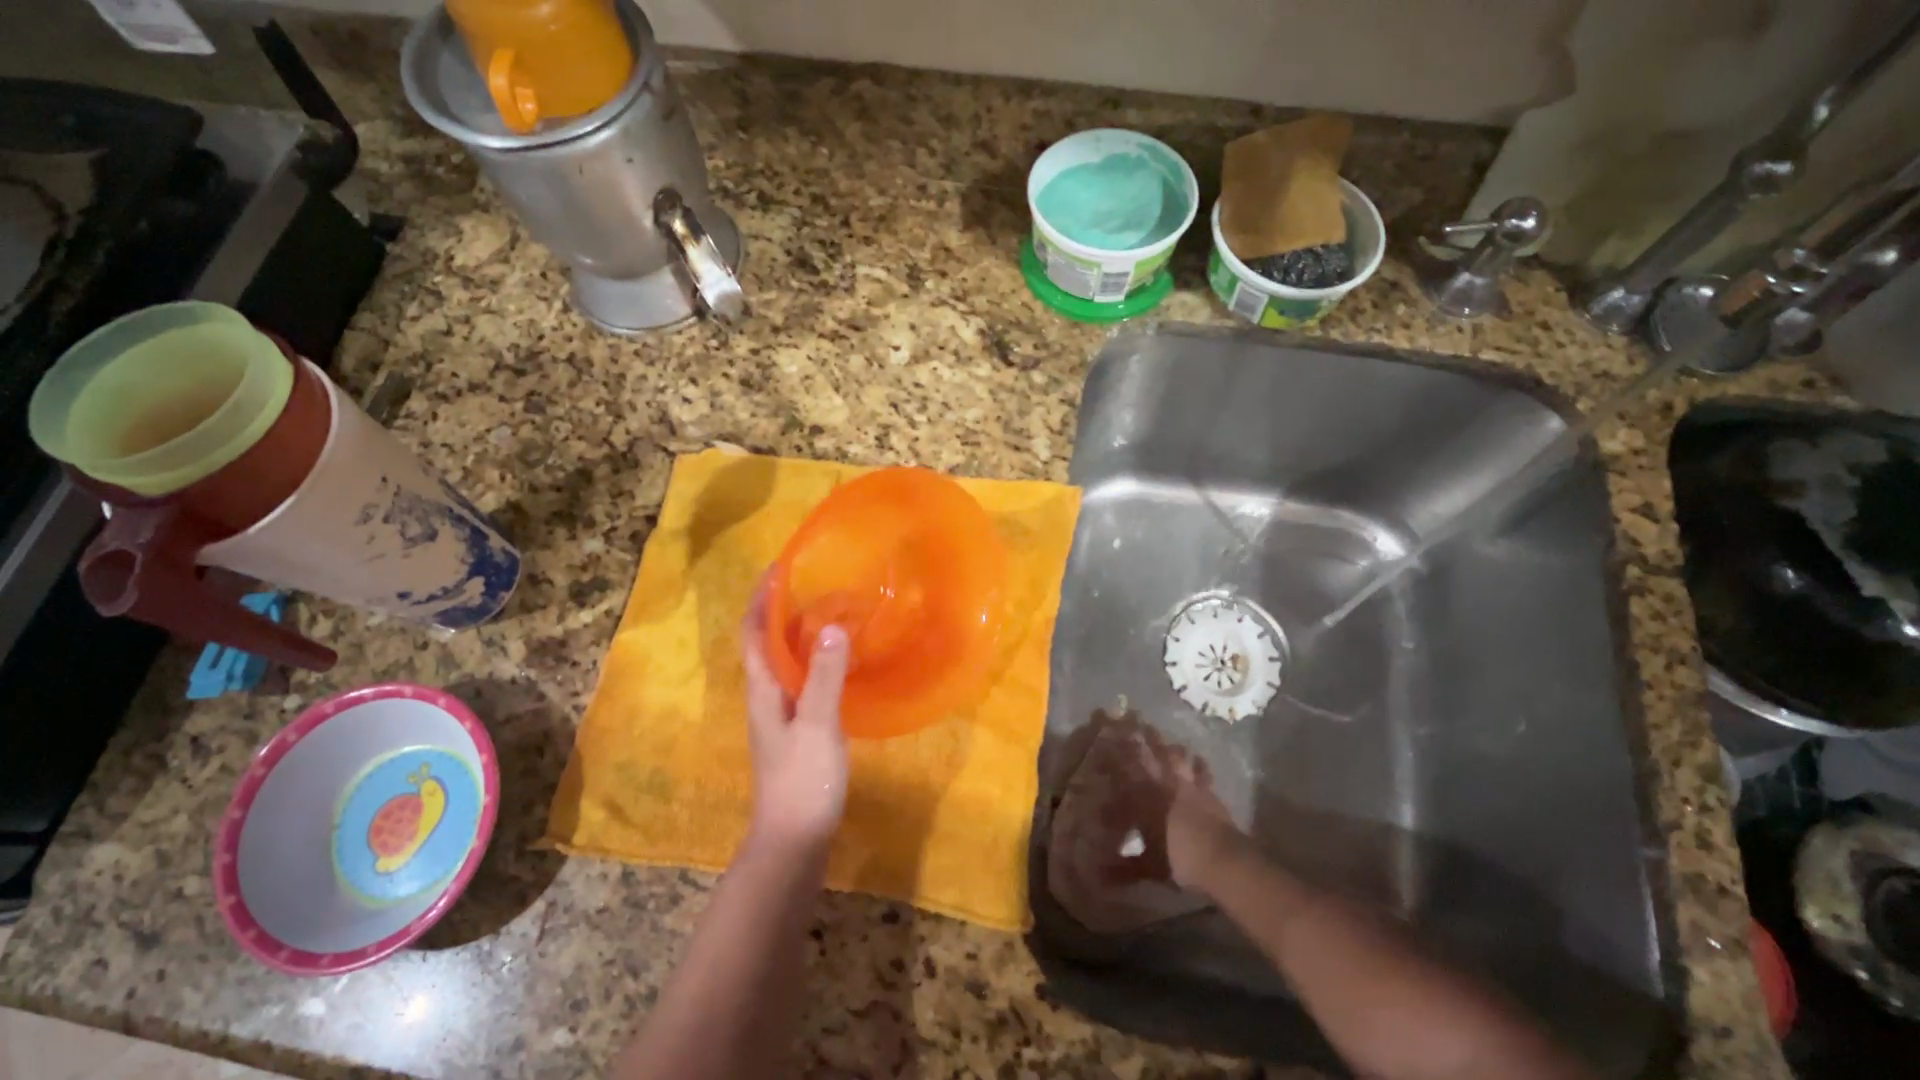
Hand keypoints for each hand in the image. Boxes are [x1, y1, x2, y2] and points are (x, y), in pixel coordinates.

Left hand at [740, 580, 850, 853]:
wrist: (793, 840)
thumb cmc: (802, 781)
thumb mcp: (818, 725)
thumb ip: (825, 677)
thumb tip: (832, 626)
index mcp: (763, 690)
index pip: (753, 633)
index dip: (761, 600)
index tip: (778, 568)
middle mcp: (765, 699)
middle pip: (765, 645)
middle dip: (782, 611)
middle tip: (814, 585)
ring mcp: (779, 718)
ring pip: (783, 665)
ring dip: (799, 636)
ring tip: (830, 614)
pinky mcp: (796, 734)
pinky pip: (801, 683)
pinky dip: (814, 664)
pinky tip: (839, 666)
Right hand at [1084, 716, 1240, 891]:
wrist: (1223, 860)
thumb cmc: (1180, 860)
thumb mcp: (1149, 867)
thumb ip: (1124, 868)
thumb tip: (1098, 876)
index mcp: (1146, 801)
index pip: (1126, 772)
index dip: (1115, 754)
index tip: (1104, 737)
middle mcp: (1166, 787)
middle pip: (1151, 755)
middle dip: (1140, 737)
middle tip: (1132, 717)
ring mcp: (1190, 786)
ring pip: (1176, 757)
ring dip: (1167, 745)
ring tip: (1160, 733)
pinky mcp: (1209, 792)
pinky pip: (1202, 772)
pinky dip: (1198, 764)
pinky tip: (1197, 756)